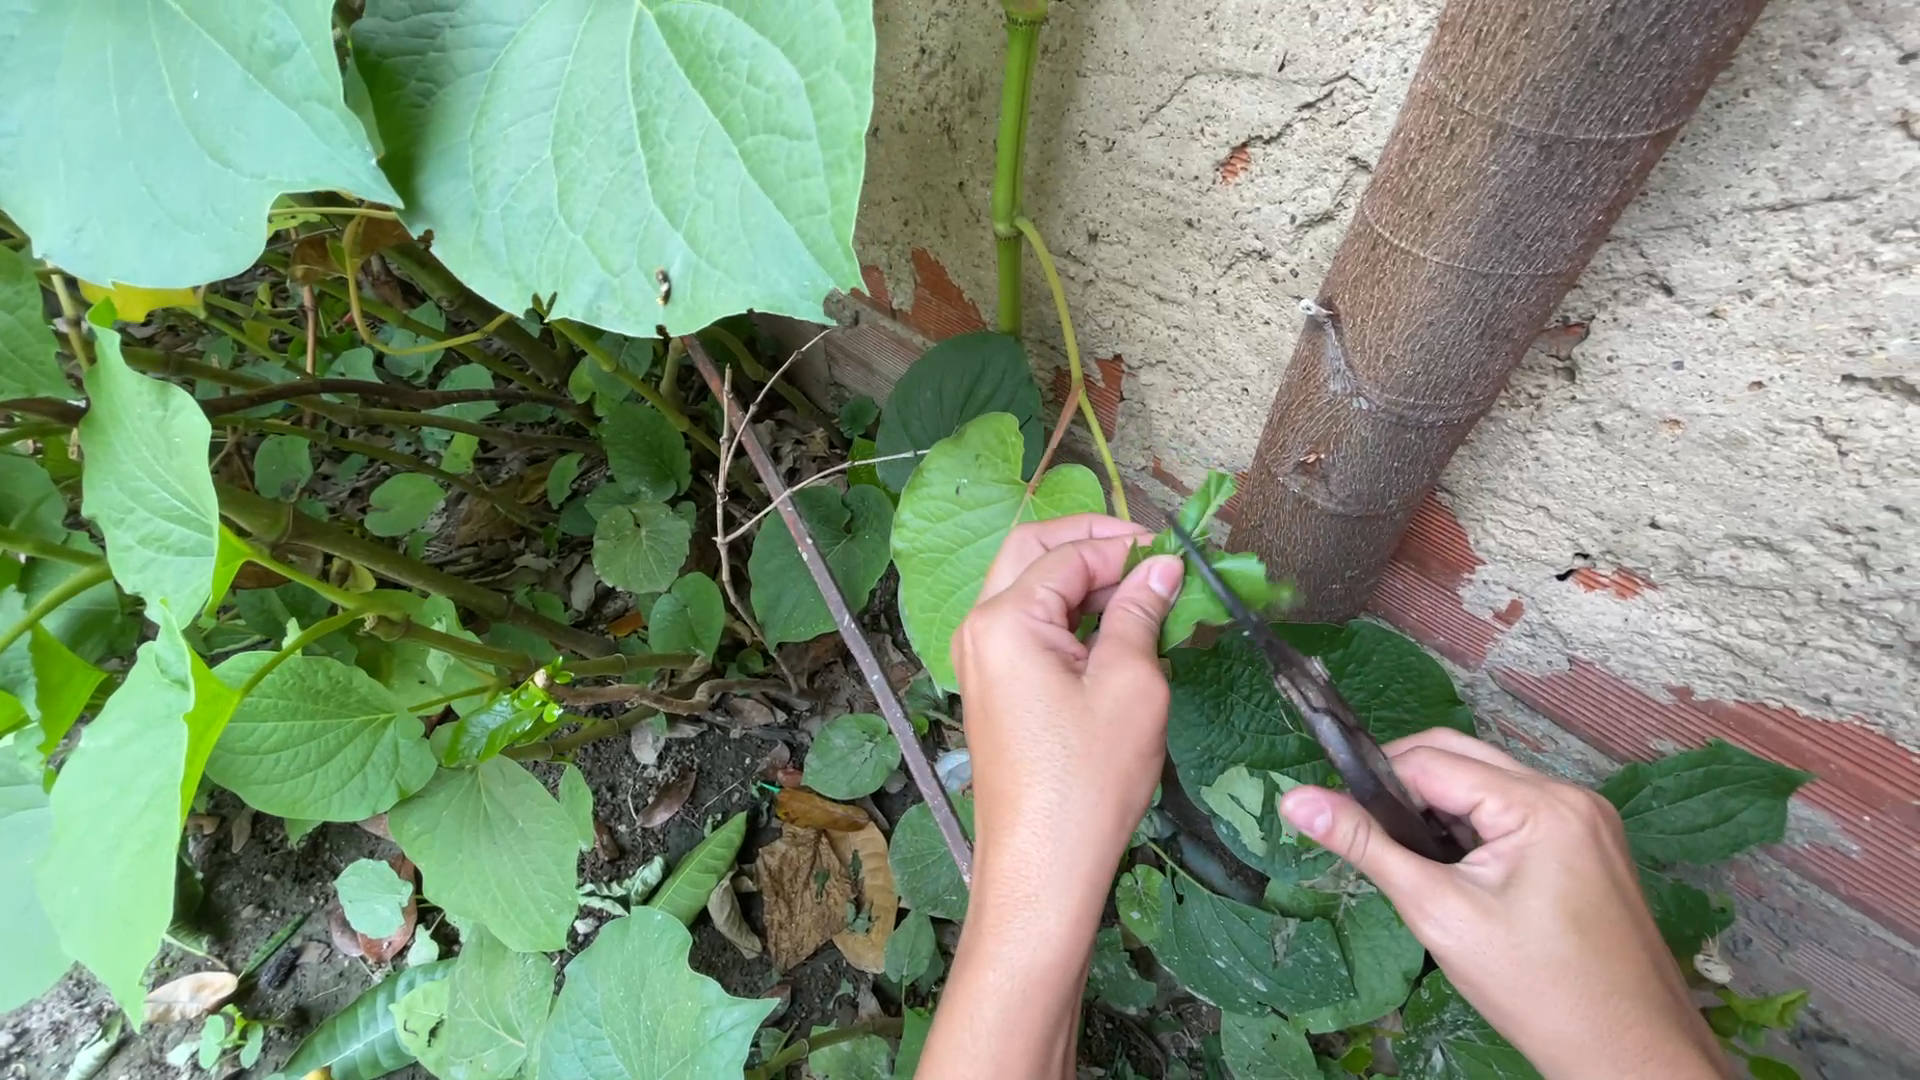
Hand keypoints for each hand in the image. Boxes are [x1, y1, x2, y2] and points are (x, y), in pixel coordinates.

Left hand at [952, 514, 1183, 900]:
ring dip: (1081, 581)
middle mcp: (977, 626)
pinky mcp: (991, 682)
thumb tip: (1163, 565)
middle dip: (1090, 545)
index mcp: (1004, 618)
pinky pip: (1026, 626)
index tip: (1175, 554)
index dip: (1124, 546)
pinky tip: (1112, 630)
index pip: (1067, 554)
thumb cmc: (1089, 777)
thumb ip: (1140, 611)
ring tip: (1141, 596)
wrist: (1044, 865)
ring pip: (1027, 587)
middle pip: (1030, 552)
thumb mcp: (1130, 683)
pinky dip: (1067, 616)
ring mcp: (978, 656)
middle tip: (1148, 559)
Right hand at [1279, 728, 1728, 1079]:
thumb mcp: (1436, 911)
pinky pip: (1507, 803)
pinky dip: (1468, 819)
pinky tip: (1455, 863)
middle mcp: (1569, 794)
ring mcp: (1585, 817)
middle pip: (1456, 755)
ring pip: (1480, 777)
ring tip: (1413, 854)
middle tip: (1371, 831)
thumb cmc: (1534, 988)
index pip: (1429, 760)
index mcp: (1541, 805)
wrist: (1633, 1065)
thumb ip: (1363, 844)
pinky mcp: (1586, 840)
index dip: (1375, 781)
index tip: (1342, 817)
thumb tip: (1294, 799)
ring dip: (1434, 802)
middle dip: (1403, 784)